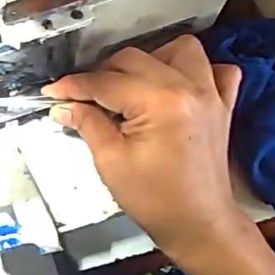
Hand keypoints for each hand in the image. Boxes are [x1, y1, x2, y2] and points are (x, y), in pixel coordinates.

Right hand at [42, 35, 254, 266]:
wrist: (198, 224)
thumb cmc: (155, 200)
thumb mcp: (110, 161)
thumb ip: (87, 123)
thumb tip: (63, 105)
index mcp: (160, 103)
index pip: (106, 82)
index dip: (73, 86)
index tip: (52, 92)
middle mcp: (189, 89)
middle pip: (134, 59)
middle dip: (101, 74)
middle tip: (81, 98)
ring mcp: (211, 94)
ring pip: (177, 50)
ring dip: (148, 61)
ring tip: (128, 85)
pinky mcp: (222, 105)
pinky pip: (214, 69)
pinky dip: (193, 70)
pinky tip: (173, 86)